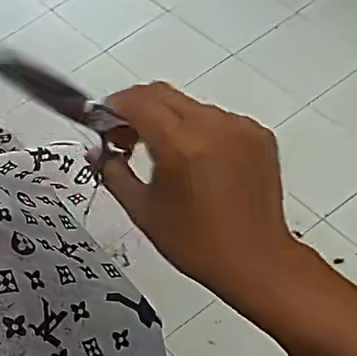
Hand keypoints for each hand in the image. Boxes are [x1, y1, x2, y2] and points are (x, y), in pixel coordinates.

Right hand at [99, 83, 318, 313]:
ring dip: (168, 121)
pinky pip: (218, 120)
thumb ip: (114, 173)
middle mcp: (214, 128)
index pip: (137, 101)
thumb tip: (98, 154)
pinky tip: (194, 163)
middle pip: (162, 95)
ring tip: (161, 155)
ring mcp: (239, 129)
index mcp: (181, 145)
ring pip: (190, 106)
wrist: (254, 260)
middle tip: (123, 137)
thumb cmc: (202, 245)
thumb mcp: (143, 211)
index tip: (103, 121)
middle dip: (136, 109)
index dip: (113, 108)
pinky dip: (199, 131)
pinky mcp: (258, 136)